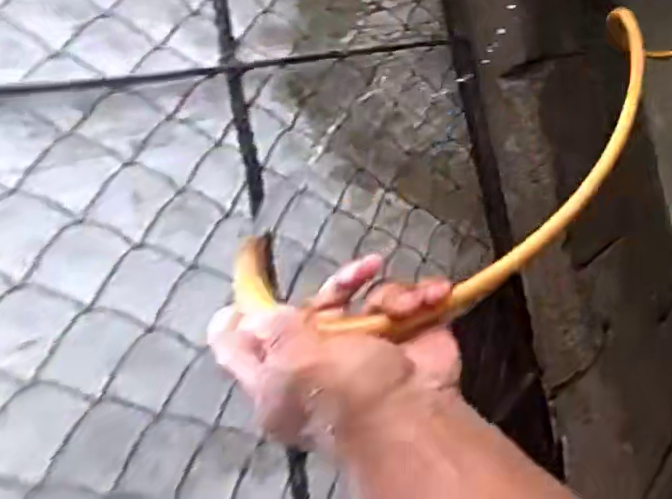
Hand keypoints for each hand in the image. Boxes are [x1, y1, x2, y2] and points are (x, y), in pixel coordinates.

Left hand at [208, 255, 458, 449]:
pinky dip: (426, 295)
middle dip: (346, 282)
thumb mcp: (299, 366)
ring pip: (377, 297)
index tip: (236, 300)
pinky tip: (434, 299)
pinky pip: (415, 299)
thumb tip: (255, 315)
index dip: (239, 324)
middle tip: (368, 267)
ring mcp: (371, 342)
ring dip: (397, 295)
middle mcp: (323, 356)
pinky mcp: (411, 330)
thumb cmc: (348, 391)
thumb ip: (277, 336)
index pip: (248, 349)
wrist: (413, 403)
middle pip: (324, 306)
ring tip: (409, 307)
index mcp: (282, 375)